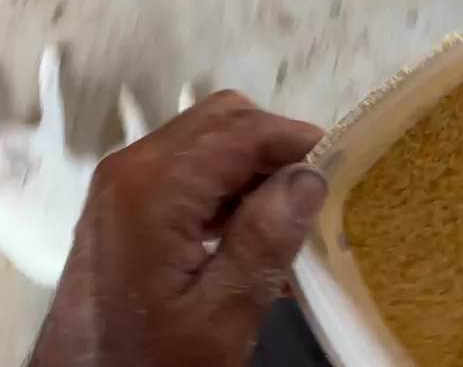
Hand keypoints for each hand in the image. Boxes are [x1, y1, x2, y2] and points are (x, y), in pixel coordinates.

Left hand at [28, 90, 327, 366]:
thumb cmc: (150, 364)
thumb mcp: (219, 319)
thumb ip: (264, 240)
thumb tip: (309, 176)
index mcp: (153, 186)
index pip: (237, 130)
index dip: (291, 136)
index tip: (340, 156)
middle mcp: (132, 165)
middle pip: (218, 120)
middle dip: (271, 143)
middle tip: (314, 188)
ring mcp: (122, 180)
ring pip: (202, 139)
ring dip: (248, 162)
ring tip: (290, 212)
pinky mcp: (122, 200)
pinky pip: (183, 167)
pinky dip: (222, 181)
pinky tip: (251, 226)